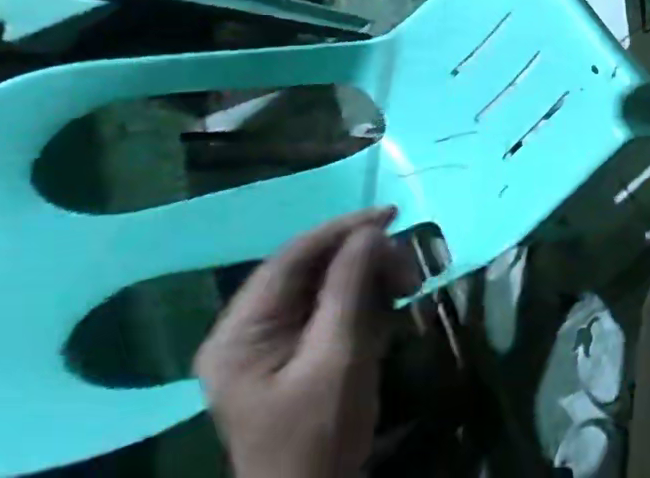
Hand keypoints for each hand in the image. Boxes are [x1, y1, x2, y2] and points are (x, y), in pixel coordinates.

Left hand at [194, 207, 420, 477]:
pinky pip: (333, 306)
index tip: (391, 215)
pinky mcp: (298, 351)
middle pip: (311, 267)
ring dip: (370, 277)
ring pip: (327, 283)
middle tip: (409, 266)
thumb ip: (350, 287)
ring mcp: (273, 341)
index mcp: (240, 332)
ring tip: (408, 286)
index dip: (342, 229)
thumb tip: (371, 231)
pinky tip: (392, 303)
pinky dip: (366, 298)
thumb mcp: (338, 357)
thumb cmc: (319, 435)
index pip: (292, 257)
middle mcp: (250, 328)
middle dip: (363, 259)